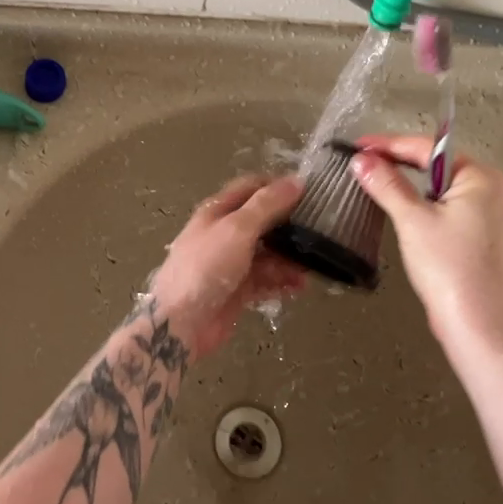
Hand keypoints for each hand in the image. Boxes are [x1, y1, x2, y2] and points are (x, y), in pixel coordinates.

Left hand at [151, 174, 305, 358]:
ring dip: (290, 257)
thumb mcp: (237, 229)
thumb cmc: (206, 267)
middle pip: (262, 222)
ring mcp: (231, 263)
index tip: (310, 192)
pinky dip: (282, 281)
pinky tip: (300, 286)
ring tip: (314, 265)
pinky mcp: (237, 290)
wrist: (181, 323)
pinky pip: (265, 280)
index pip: (250, 188)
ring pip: (267, 253)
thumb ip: (267, 205)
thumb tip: (297, 180)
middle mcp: (224, 234)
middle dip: (289, 225)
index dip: (277, 186)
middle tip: (321, 230)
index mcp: (217, 211)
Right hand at [349, 134, 502, 349]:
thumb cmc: (449, 268)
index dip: (389, 145)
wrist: (479, 327)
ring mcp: (494, 216)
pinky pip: (451, 208)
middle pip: (437, 165)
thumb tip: (362, 160)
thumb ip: (386, 185)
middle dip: (399, 162)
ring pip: (443, 189)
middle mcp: (494, 190)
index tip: (358, 147)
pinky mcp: (486, 239)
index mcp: (482, 177)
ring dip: (410, 185)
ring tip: (376, 183)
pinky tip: (404, 211)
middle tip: (363, 163)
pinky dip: (425, 205)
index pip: (428, 148)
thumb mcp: (412, 221)